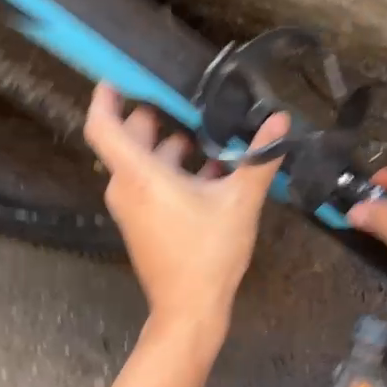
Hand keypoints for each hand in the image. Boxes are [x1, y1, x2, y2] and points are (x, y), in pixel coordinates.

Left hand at [84, 84, 289, 331]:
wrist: (190, 310)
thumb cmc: (209, 252)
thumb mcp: (241, 201)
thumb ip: (260, 158)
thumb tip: (281, 119)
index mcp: (141, 175)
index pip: (104, 126)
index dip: (106, 97)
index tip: (119, 75)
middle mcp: (127, 187)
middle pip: (128, 139)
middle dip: (154, 118)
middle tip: (185, 100)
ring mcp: (132, 206)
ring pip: (142, 162)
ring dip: (169, 146)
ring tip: (207, 137)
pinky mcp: (142, 222)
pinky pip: (149, 182)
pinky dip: (172, 170)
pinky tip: (210, 172)